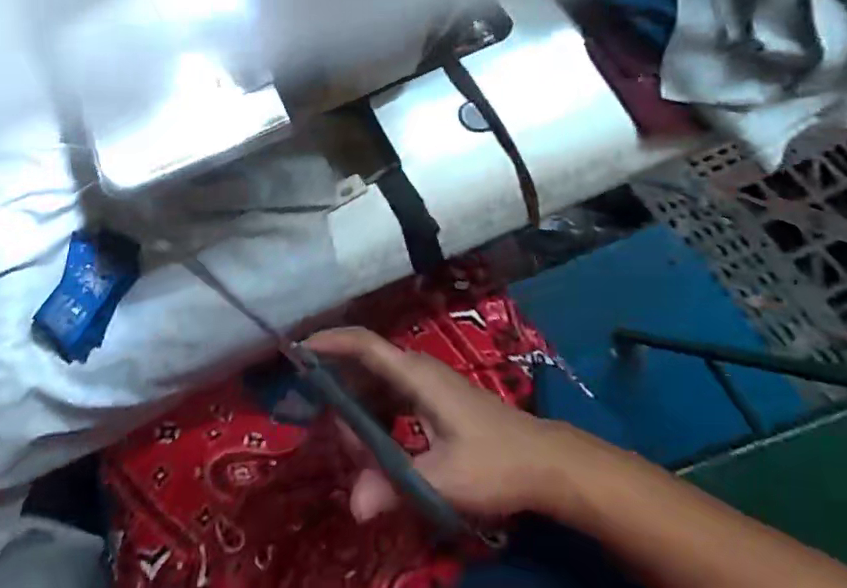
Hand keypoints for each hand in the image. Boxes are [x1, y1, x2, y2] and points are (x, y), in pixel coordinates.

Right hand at [304, 326, 602, 523]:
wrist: (548, 464)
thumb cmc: (496, 462)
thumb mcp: (444, 479)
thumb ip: (395, 485)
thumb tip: (352, 505)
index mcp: (415, 375)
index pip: (363, 344)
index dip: (329, 342)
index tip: (298, 350)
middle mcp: (417, 370)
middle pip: (364, 366)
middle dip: (340, 392)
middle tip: (328, 431)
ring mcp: (428, 384)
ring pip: (378, 384)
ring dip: (358, 408)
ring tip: (349, 445)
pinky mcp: (435, 400)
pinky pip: (392, 397)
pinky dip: (375, 415)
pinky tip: (376, 447)